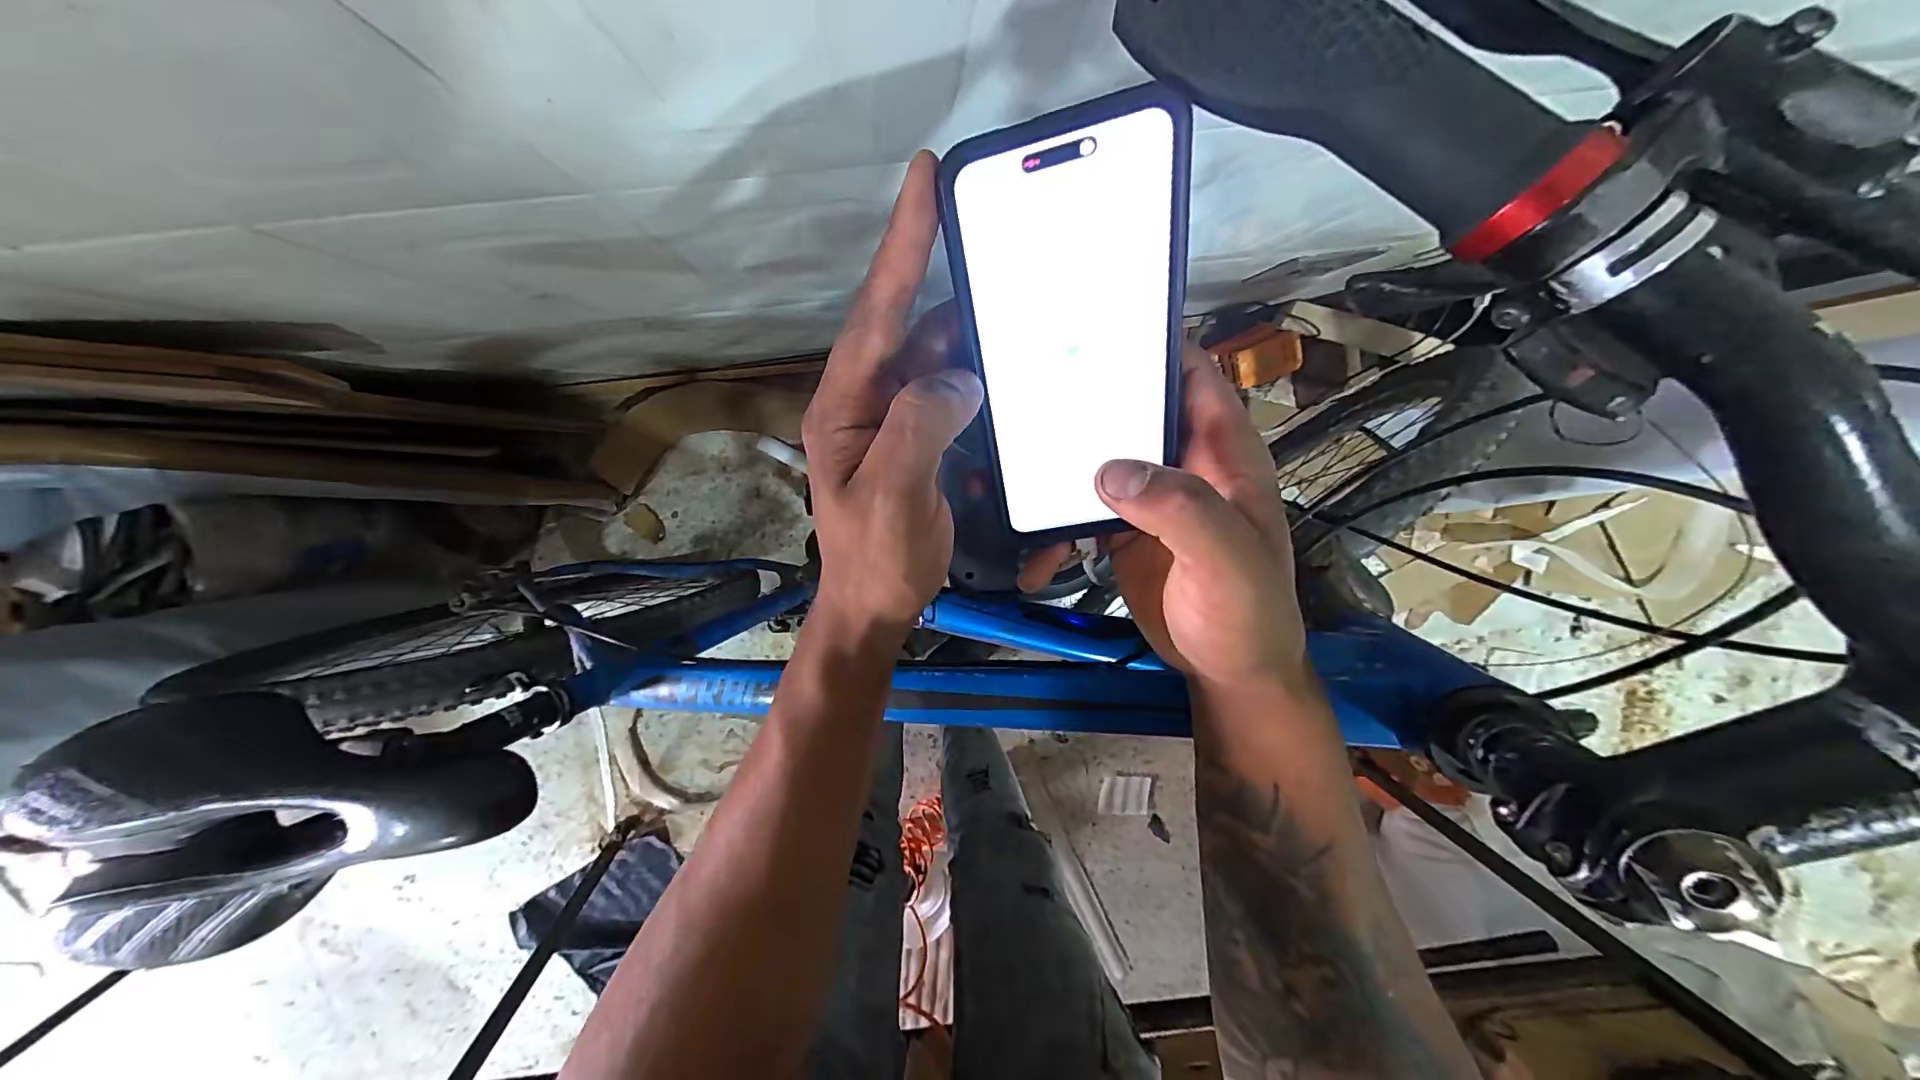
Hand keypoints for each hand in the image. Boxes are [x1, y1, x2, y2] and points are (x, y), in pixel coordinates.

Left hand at [802, 151, 982, 634]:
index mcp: (845, 403)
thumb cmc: (876, 558)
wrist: (875, 604)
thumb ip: (921, 425)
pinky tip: (1007, 366)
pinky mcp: (918, 435)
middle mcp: (865, 397)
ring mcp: (892, 416)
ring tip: (1018, 299)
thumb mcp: (894, 495)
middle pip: (908, 321)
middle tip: (993, 231)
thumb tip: (960, 376)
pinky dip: (978, 374)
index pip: (877, 310)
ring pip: (935, 354)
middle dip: (944, 274)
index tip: (925, 177)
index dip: (903, 243)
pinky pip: (949, 389)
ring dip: (972, 330)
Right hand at [1030, 347, 1309, 692]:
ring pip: (1098, 459)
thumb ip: (1180, 509)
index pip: (1191, 375)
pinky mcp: (1125, 529)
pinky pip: (1082, 511)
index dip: (1150, 348)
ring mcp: (1151, 497)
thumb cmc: (1247, 614)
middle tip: (1029, 396)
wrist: (1228, 672)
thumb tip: (1110, 470)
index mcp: (1222, 452)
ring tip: (1012, 477)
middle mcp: (1183, 462)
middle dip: (1084, 404)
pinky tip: (1034, 553)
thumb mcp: (1226, 558)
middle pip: (1131, 412)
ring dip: (1058, 470)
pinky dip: (1056, 527)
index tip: (1095, 334)